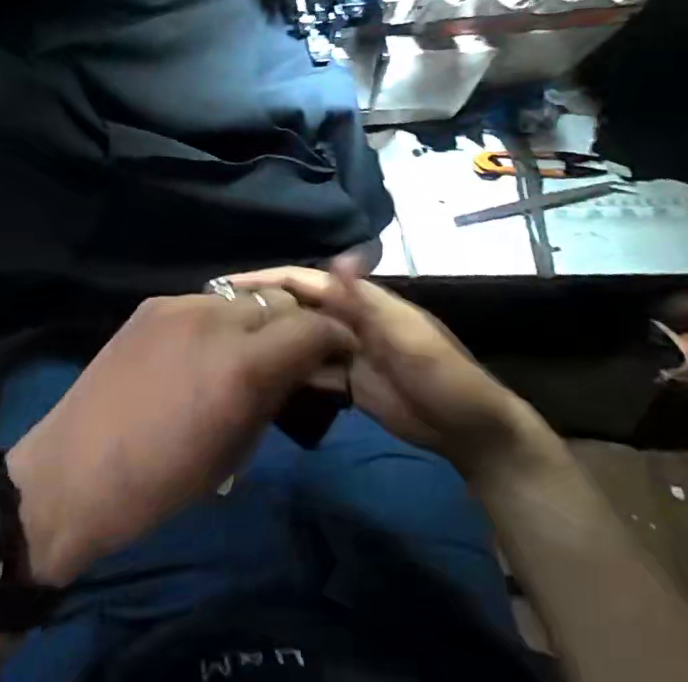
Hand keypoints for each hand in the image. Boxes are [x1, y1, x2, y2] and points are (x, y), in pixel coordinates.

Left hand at [5, 290, 355, 585]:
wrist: (74, 472)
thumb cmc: (161, 483)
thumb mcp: (236, 450)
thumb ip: (276, 396)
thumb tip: (303, 370)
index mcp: (242, 365)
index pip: (312, 327)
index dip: (335, 337)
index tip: (340, 352)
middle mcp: (214, 320)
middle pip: (280, 302)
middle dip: (296, 327)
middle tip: (293, 356)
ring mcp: (178, 305)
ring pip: (242, 298)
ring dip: (256, 322)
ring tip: (246, 351)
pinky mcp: (151, 305)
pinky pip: (204, 303)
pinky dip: (218, 322)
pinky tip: (203, 349)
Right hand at [228, 257, 564, 480]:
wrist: (471, 431)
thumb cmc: (442, 376)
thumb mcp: (406, 337)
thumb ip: (365, 302)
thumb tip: (336, 256)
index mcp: (364, 301)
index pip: (307, 281)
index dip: (268, 279)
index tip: (226, 283)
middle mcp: (352, 321)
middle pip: (299, 308)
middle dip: (262, 307)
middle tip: (216, 318)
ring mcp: (350, 353)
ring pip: (301, 341)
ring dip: (272, 341)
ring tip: (229, 348)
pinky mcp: (350, 384)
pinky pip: (311, 373)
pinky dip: (288, 373)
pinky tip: (261, 380)